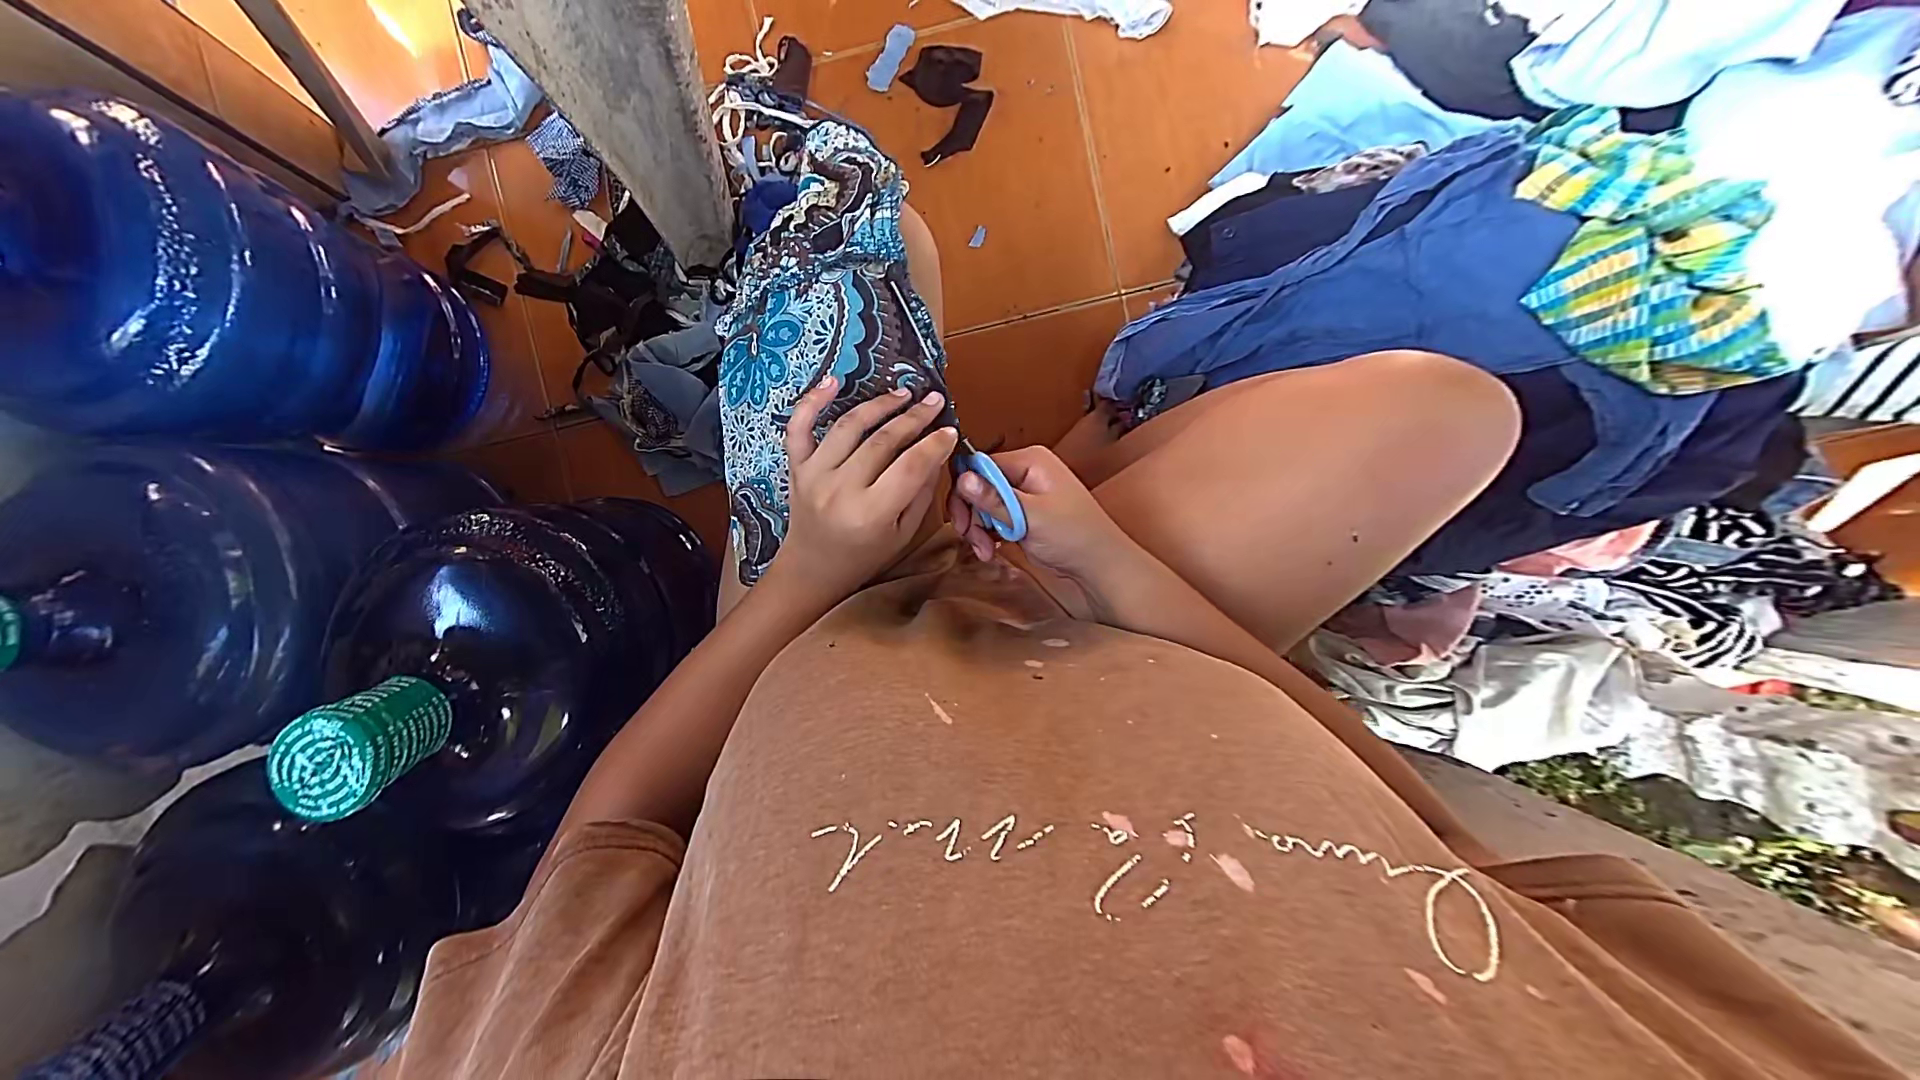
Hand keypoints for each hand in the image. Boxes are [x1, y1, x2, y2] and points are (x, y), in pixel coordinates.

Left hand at [762, 377, 957, 612]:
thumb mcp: (903, 533)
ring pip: (848, 426)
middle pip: (883, 441)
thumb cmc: (865, 556)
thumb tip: (937, 451)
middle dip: (914, 418)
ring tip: (903, 394)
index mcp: (871, 513)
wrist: (813, 568)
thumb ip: (920, 492)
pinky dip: (812, 401)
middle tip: (934, 401)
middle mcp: (840, 490)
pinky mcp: (796, 467)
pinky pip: (799, 427)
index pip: (910, 466)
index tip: (949, 430)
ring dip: (879, 405)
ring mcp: (814, 475)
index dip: (934, 444)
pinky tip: (833, 381)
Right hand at [948, 446, 1135, 588]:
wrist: (1100, 566)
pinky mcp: (1024, 514)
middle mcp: (1026, 472)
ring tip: (985, 550)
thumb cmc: (1076, 537)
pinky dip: (989, 534)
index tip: (962, 519)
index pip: (980, 466)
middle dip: (972, 515)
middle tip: (971, 537)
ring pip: (984, 505)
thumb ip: (994, 498)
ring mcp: (1025, 494)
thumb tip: (963, 478)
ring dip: (979, 529)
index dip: (966, 492)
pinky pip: (995, 518)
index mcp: (1030, 461)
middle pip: (979, 486)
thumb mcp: (1030, 516)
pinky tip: (991, 549)